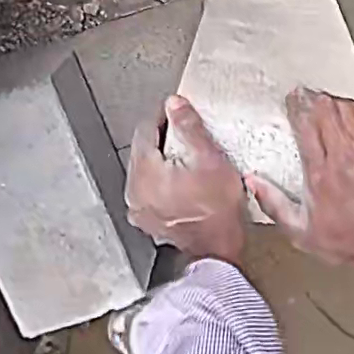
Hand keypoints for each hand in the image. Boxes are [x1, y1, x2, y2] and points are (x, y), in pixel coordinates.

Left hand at [126, 95, 247, 263]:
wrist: (219, 251)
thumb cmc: (217, 208)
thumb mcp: (209, 158)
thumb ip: (189, 127)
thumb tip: (174, 103)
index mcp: (145, 173)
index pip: (145, 130)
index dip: (162, 117)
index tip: (177, 112)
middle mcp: (134, 191)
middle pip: (143, 150)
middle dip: (162, 137)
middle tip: (185, 132)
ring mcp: (138, 208)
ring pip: (145, 169)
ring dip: (161, 158)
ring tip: (186, 155)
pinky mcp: (147, 220)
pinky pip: (148, 188)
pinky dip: (161, 179)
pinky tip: (181, 178)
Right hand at [247, 87, 353, 271]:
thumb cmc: (342, 239)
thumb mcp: (299, 230)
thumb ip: (273, 203)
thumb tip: (251, 181)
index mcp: (320, 172)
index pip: (305, 125)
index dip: (296, 106)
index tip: (290, 99)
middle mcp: (344, 156)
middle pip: (327, 110)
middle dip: (313, 98)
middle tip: (305, 95)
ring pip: (350, 109)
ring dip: (336, 102)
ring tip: (326, 102)